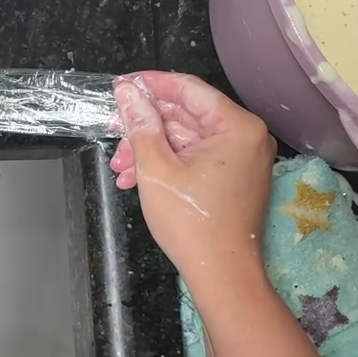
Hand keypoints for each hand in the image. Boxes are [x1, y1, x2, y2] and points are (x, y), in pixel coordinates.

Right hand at [110, 72, 274, 282]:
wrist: (220, 271)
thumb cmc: (192, 222)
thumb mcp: (156, 167)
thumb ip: (141, 124)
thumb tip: (127, 93)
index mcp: (236, 126)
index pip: (188, 89)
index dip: (151, 85)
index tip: (121, 86)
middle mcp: (245, 137)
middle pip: (184, 115)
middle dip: (145, 127)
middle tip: (113, 132)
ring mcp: (241, 159)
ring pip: (185, 139)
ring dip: (149, 149)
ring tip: (121, 168)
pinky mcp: (232, 177)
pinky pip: (194, 157)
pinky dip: (166, 163)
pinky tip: (137, 178)